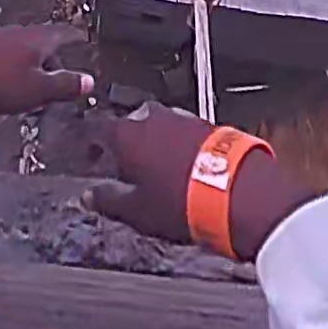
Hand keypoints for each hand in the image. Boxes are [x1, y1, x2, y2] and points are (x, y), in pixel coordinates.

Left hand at [0, 24, 92, 146]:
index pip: (63, 33)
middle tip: (59, 74)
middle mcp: (17, 32)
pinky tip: (4, 79)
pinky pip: (1, 52)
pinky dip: (10, 63)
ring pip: (21, 45)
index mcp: (37, 39)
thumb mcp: (39, 90)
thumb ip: (65, 85)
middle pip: (42, 40)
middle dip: (52, 55)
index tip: (81, 38)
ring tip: (32, 81)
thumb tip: (89, 81)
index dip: (74, 37)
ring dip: (30, 60)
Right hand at [87, 104, 314, 260]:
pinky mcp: (203, 123)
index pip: (96, 130)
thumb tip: (89, 196)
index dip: (89, 144)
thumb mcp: (138, 211)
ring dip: (152, 143)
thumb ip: (108, 200)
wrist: (238, 192)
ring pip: (154, 127)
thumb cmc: (183, 202)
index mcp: (126, 133)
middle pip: (127, 126)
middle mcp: (149, 116)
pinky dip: (176, 145)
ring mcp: (178, 117)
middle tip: (126, 171)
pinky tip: (183, 166)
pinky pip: (180, 131)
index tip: (88, 156)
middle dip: (124, 145)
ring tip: (159, 172)